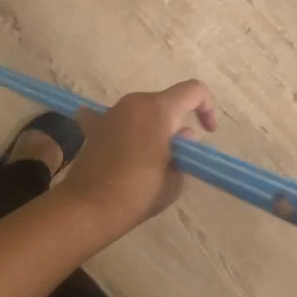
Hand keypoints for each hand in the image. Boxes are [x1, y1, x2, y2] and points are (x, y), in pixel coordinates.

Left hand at [58, 81, 217, 235]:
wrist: (89, 206)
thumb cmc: (138, 192)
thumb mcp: (175, 179)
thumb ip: (185, 152)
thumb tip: (182, 137)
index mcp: (159, 110)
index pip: (194, 90)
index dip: (207, 107)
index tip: (207, 132)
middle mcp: (134, 102)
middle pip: (166, 101)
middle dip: (177, 121)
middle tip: (179, 153)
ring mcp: (112, 111)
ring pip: (143, 110)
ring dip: (154, 126)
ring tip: (154, 157)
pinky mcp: (95, 125)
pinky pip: (120, 120)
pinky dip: (128, 129)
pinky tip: (126, 148)